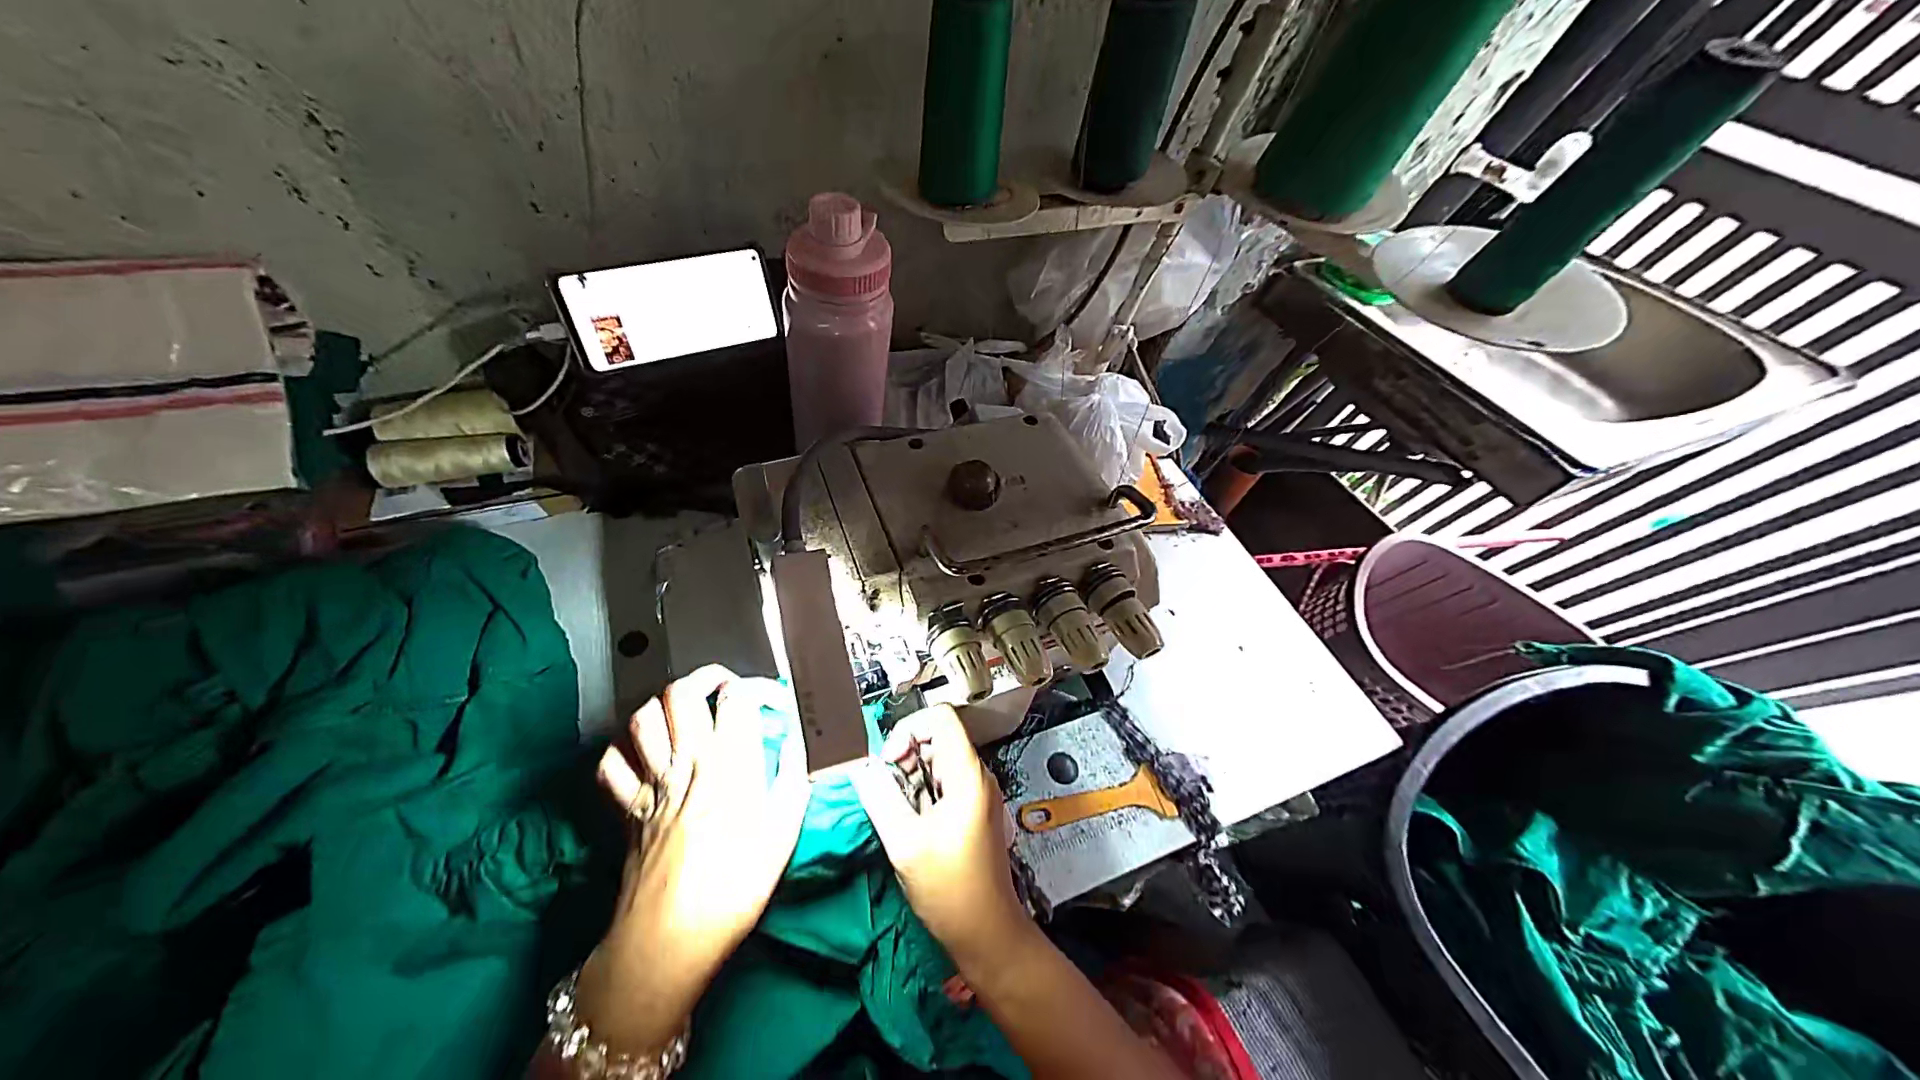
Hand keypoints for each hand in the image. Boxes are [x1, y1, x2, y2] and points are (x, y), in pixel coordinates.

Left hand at [575, 666, 809, 1054]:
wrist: (668, 941)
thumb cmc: (734, 891)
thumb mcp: (781, 836)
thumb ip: (793, 782)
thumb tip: (798, 748)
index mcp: (729, 767)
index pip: (737, 699)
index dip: (758, 688)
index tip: (772, 701)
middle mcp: (686, 765)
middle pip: (681, 694)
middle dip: (705, 678)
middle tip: (724, 688)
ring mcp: (650, 784)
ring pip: (642, 718)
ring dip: (664, 707)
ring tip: (684, 716)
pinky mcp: (625, 808)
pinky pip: (610, 764)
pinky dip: (624, 751)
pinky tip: (644, 756)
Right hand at [849, 704, 1033, 969]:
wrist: (987, 932)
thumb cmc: (951, 891)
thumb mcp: (904, 842)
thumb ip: (879, 797)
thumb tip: (859, 768)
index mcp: (967, 774)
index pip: (939, 717)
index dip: (908, 729)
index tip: (890, 762)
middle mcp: (976, 776)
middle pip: (936, 738)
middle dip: (904, 757)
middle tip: (888, 791)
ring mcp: (975, 794)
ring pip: (935, 761)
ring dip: (909, 778)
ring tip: (899, 813)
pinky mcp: (970, 811)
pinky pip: (941, 784)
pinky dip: (920, 794)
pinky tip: (911, 824)